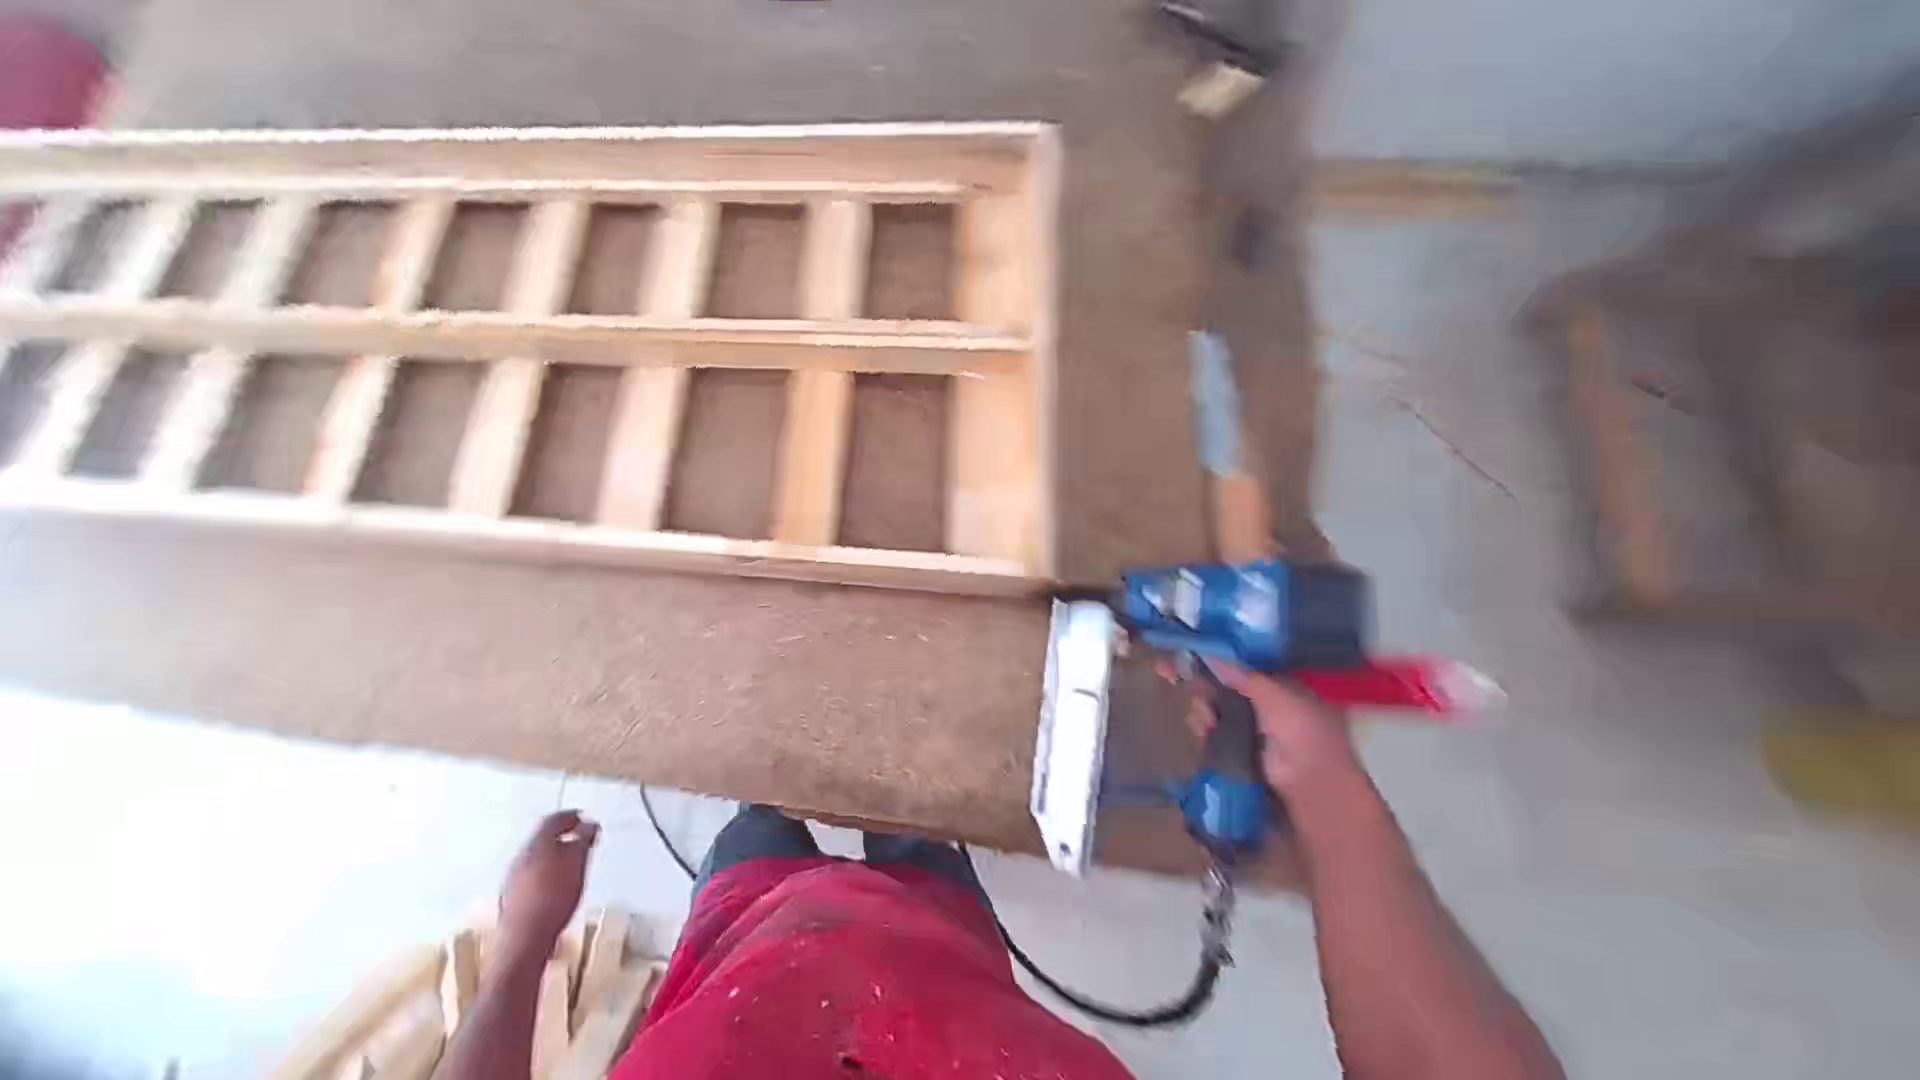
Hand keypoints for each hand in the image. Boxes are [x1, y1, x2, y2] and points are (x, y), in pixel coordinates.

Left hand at [498, 810, 598, 962]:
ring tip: (572, 858)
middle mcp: (520, 859)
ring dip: (554, 852)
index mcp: (536, 845)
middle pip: (542, 838)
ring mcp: (513, 880)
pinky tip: (557, 882)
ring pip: (536, 857)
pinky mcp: (513, 898)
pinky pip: (531, 874)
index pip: (553, 820)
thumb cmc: (554, 898)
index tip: (582, 816)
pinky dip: (546, 869)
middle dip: (562, 834)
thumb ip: (584, 840)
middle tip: (579, 834)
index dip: (570, 816)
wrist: (525, 941)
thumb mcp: (578, 863)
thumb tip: (590, 825)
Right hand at [1188, 662, 1360, 791]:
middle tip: (1168, 674)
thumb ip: (1242, 675)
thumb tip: (1211, 655)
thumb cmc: (1301, 731)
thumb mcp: (1275, 694)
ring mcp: (1246, 728)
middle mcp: (1258, 704)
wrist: (1309, 783)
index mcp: (1275, 685)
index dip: (1210, 659)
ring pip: (1209, 708)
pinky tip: (1204, 730)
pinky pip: (1209, 731)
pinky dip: (1202, 727)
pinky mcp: (1232, 749)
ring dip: (1201, 708)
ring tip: (1206, 719)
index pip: (1238, 666)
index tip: (1183, 653)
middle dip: (1199, 683)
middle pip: (1218, 686)